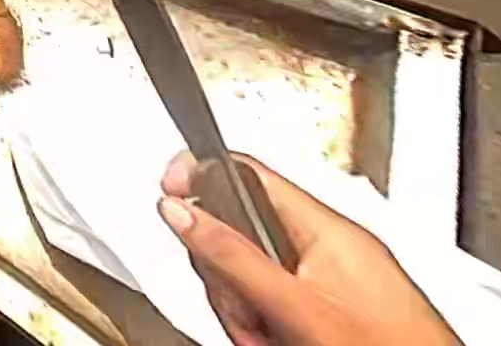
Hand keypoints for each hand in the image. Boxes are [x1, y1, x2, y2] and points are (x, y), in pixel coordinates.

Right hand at [159, 151, 460, 345]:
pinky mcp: (330, 320)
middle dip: (224, 270)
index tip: (169, 189)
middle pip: (238, 228)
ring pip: (248, 271)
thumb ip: (233, 256)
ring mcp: (331, 288)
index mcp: (329, 231)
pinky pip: (267, 301)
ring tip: (262, 338)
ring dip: (240, 306)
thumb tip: (177, 208)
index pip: (245, 171)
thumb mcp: (300, 311)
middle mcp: (330, 252)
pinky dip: (259, 325)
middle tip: (238, 305)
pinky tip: (271, 343)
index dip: (199, 172)